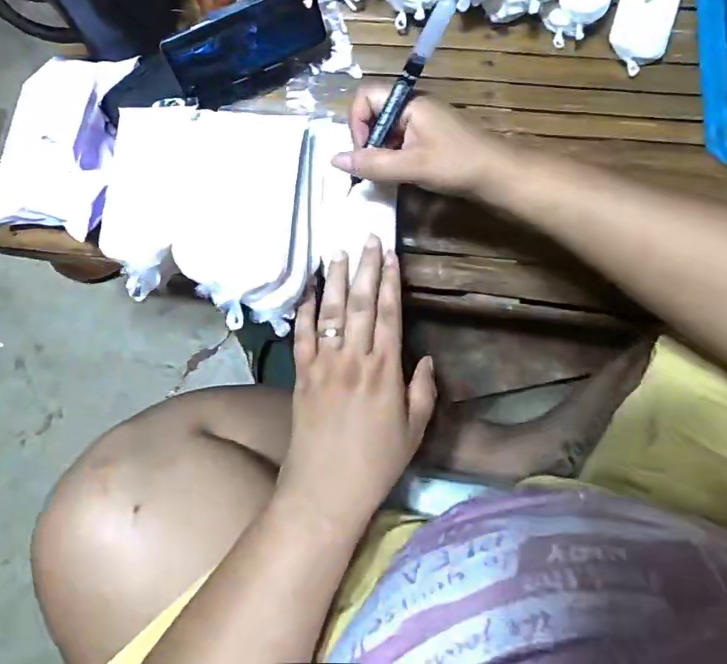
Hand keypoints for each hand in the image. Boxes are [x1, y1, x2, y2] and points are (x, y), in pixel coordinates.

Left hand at [277, 238, 436, 527]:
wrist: (326, 488)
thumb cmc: (376, 463)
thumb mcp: (413, 432)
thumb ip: (422, 392)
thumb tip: (425, 358)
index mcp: (385, 371)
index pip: (389, 315)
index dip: (390, 282)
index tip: (390, 255)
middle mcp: (353, 359)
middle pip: (360, 303)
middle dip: (365, 268)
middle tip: (368, 238)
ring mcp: (323, 363)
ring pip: (329, 311)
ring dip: (334, 278)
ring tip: (338, 251)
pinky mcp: (301, 373)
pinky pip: (302, 333)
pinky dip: (305, 308)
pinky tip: (308, 287)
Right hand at [330, 82, 508, 197]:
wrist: (502, 176)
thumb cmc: (458, 165)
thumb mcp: (412, 166)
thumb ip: (373, 163)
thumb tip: (334, 160)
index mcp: (410, 103)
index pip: (366, 95)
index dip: (356, 121)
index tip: (363, 149)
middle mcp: (414, 106)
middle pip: (373, 112)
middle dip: (366, 138)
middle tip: (372, 165)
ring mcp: (423, 121)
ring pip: (385, 128)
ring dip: (379, 150)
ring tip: (386, 173)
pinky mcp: (430, 137)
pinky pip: (399, 139)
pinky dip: (393, 155)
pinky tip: (400, 174)